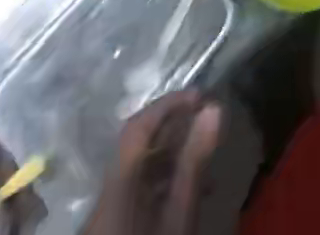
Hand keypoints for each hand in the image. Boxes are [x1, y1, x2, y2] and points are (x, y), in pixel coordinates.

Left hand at [82, 92, 223, 234]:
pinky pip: (138, 191)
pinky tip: (193, 187)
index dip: (167, 105)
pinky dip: (165, 180)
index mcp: (117, 190)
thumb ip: (194, 164)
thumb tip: (213, 109)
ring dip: (172, 154)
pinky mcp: (114, 227)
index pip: (136, 129)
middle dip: (173, 127)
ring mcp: (106, 215)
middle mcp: (105, 196)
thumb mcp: (179, 220)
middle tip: (208, 116)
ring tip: (207, 150)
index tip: (202, 96)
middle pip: (136, 147)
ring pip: (138, 169)